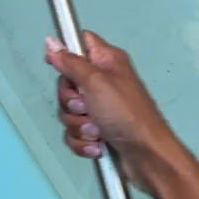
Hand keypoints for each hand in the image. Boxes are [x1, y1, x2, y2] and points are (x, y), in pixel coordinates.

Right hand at [44, 31, 186, 194]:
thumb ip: (70, 62)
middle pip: (67, 82)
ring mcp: (100, 108)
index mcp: (106, 60)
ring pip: (69, 111)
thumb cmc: (125, 113)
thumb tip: (50, 41)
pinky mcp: (98, 131)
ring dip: (78, 125)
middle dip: (70, 101)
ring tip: (97, 131)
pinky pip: (75, 133)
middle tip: (85, 107)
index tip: (56, 66)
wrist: (147, 157)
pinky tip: (98, 145)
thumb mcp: (95, 82)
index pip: (80, 42)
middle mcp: (103, 81)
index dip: (65, 52)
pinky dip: (83, 141)